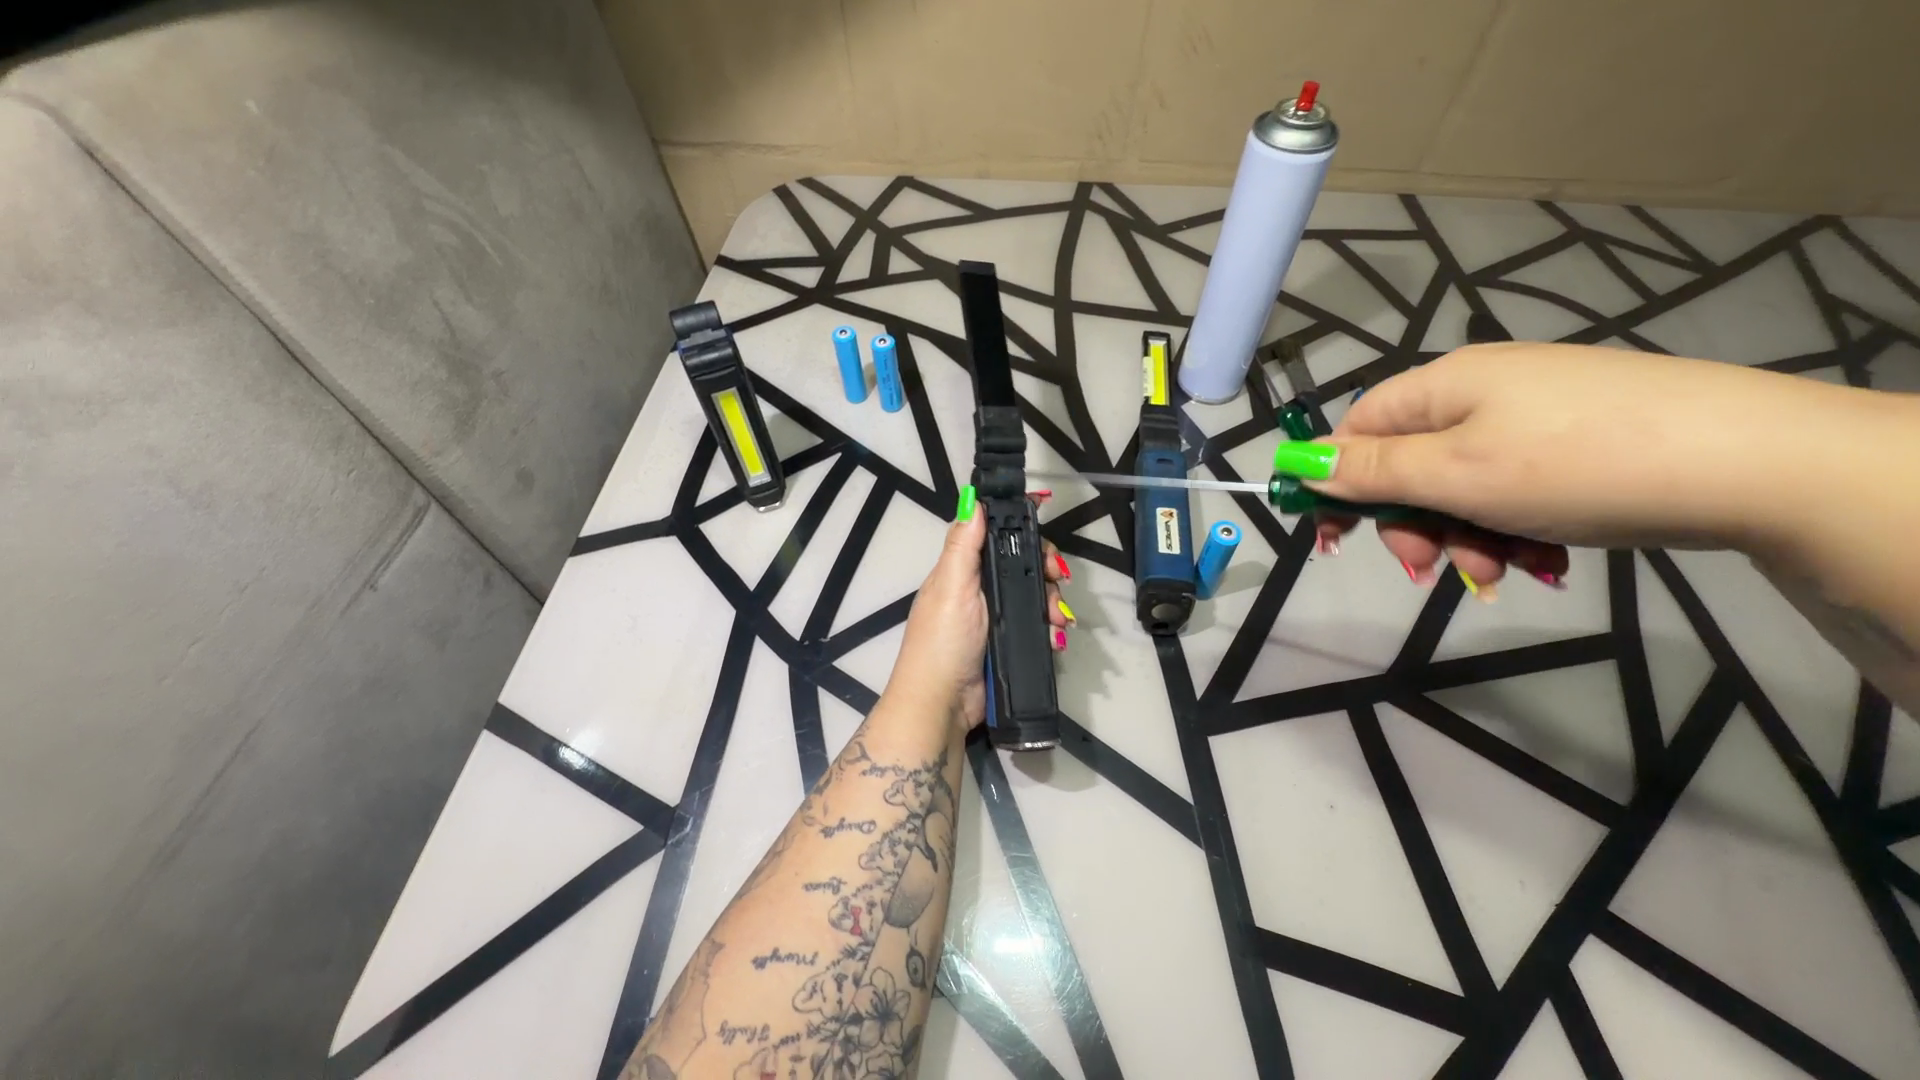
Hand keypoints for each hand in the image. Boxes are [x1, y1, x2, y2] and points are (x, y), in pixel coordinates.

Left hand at [885, 500, 1069, 733]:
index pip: (997, 537)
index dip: (1023, 531)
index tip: (1046, 534)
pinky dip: (1050, 630)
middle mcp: (979, 590)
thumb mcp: (951, 586)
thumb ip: (964, 545)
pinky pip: (1037, 627)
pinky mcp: (1008, 644)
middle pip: (1023, 566)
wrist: (941, 703)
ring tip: (1058, 620)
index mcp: (962, 571)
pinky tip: (1055, 638)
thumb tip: (973, 500)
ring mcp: (995, 619)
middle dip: (1046, 571)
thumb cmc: (942, 640)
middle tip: (1059, 581)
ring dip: (1053, 604)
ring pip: (1035, 597)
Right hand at [1311, 343, 1828, 590]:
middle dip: (1414, 524)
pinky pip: (1514, 491)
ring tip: (1503, 574)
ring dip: (1465, 538)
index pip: (1357, 429)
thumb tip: (1303, 463)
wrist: (1748, 461)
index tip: (1330, 542)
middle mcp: (1482, 392)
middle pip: (1410, 465)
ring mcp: (1534, 416)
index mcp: (1443, 386)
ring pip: (1462, 487)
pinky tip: (1544, 560)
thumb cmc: (1573, 464)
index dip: (1334, 483)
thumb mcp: (1455, 474)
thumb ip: (1373, 471)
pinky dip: (1514, 530)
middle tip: (1431, 570)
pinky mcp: (1578, 444)